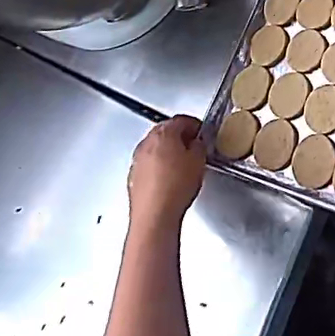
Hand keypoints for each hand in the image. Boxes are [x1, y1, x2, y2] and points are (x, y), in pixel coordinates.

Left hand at [127, 116, 205, 232]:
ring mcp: (137, 161)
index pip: (181, 120)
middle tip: (193, 144)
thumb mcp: (199, 160)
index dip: (195, 125)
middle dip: (179, 136)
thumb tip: (196, 144)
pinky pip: (149, 163)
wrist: (154, 216)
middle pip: (165, 131)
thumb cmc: (175, 187)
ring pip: (155, 148)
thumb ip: (199, 145)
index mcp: (163, 134)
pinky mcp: (133, 177)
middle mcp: (146, 144)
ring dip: (168, 151)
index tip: (201, 132)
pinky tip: (170, 177)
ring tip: (183, 163)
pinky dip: (159, 165)